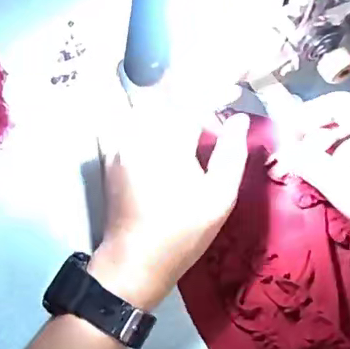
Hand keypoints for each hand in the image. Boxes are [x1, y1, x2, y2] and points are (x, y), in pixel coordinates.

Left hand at [89, 96, 249, 310]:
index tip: (236, 86)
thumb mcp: (220, 198)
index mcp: (169, 141)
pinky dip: (148, 119)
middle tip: (214, 106)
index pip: (196, 99)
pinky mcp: (110, 156)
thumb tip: (239, 120)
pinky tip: (164, 137)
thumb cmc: (182, 233)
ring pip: (145, 105)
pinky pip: (128, 122)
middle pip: (166, 94)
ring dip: (169, 102)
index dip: (219, 88)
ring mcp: (120, 143)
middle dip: (191, 92)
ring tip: (192, 121)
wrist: (134, 262)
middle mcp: (139, 134)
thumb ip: (232, 153)